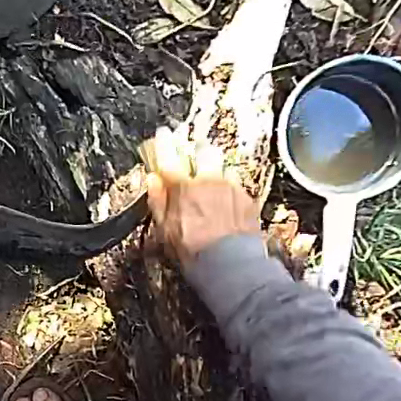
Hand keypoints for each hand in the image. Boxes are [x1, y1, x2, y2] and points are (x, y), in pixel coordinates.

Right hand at [141, 126, 261, 265]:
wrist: (231, 265)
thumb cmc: (194, 252)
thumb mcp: (165, 231)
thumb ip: (158, 202)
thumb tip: (153, 181)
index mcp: (183, 189)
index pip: (169, 156)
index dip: (164, 143)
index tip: (162, 134)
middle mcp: (208, 181)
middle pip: (204, 150)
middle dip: (198, 151)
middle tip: (193, 160)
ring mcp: (231, 188)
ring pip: (223, 166)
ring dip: (217, 171)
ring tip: (213, 186)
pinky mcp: (248, 199)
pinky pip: (238, 184)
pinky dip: (231, 189)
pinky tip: (227, 205)